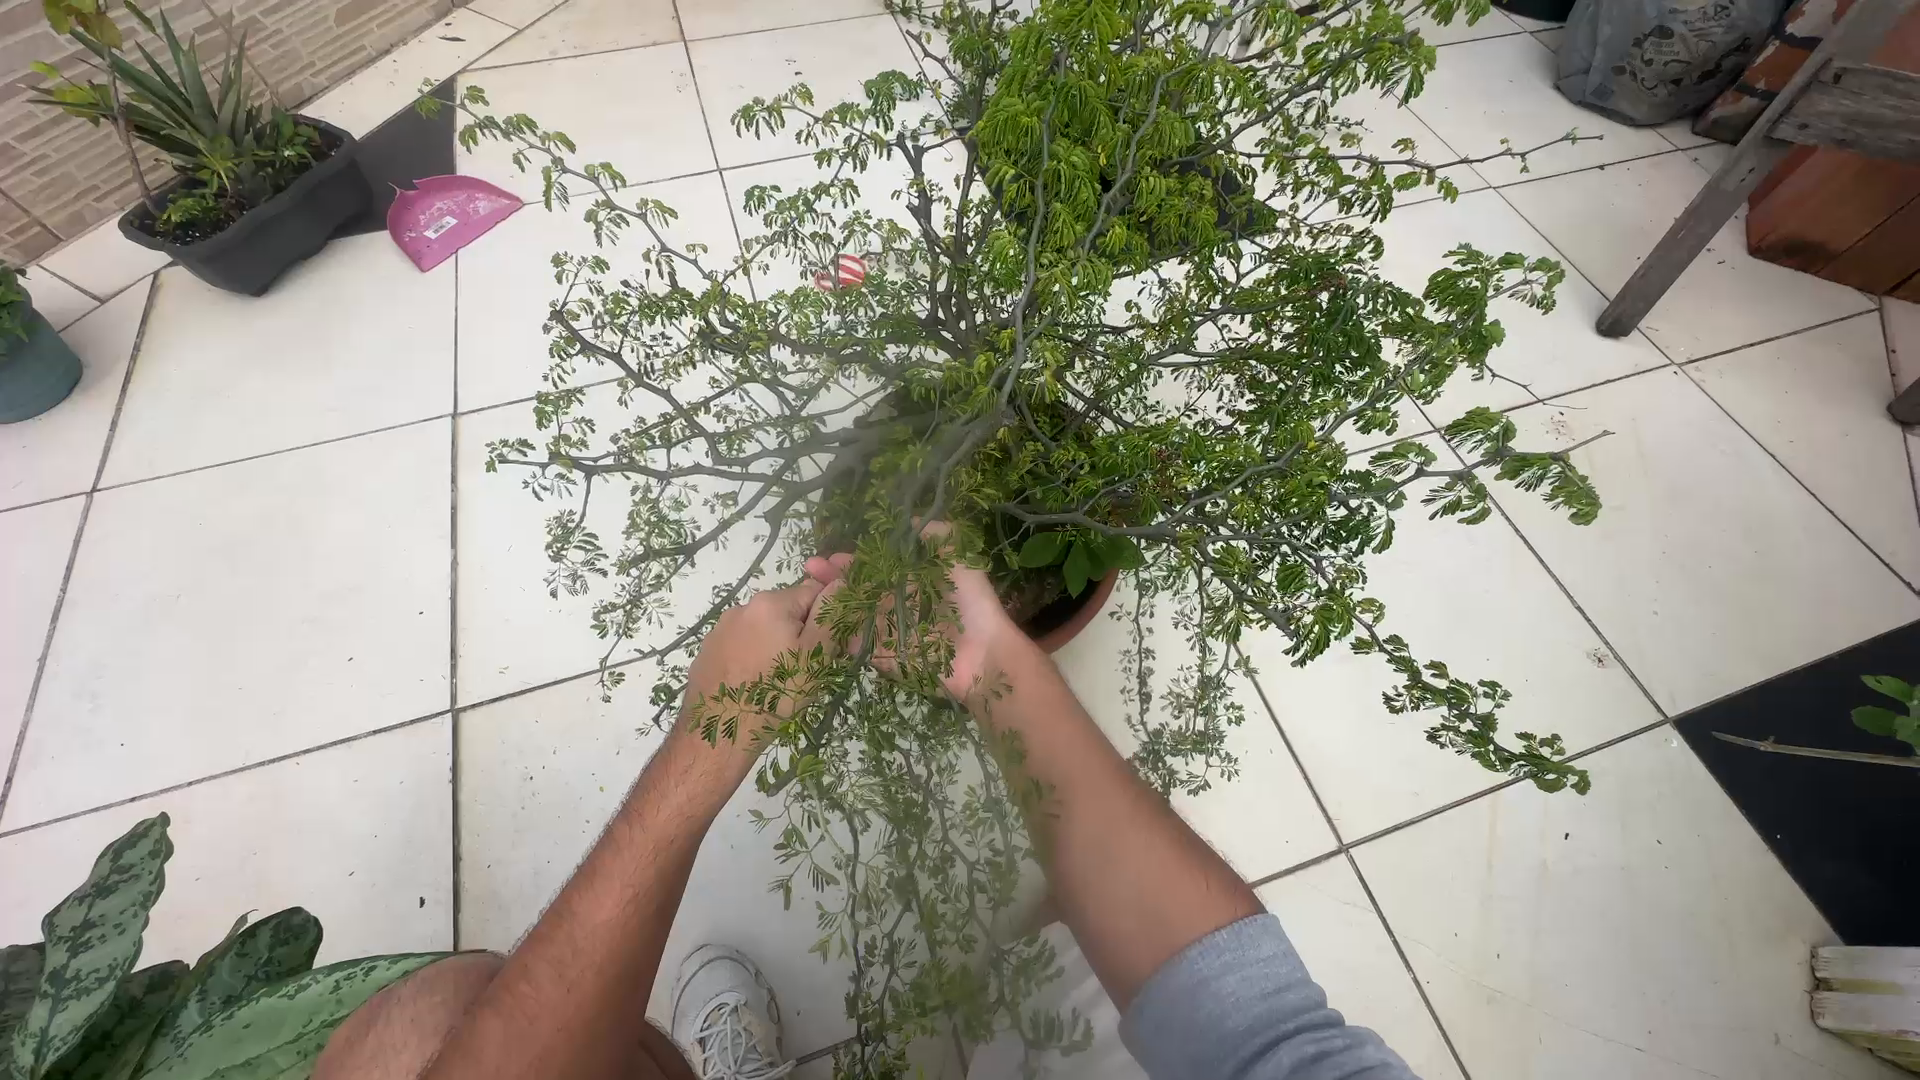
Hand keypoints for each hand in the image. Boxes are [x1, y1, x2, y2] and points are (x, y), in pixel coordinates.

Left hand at [677, 576, 842, 776]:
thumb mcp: (814, 655)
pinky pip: (742, 646)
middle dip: (802, 633)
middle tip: (807, 670)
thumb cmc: (776, 694)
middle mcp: (742, 607)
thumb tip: (841, 582)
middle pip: (788, 611)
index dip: (829, 620)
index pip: (815, 593)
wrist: (718, 734)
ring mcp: (720, 630)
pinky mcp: (708, 652)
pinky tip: (755, 685)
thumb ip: (829, 615)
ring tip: (779, 682)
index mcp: (771, 603)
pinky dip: (754, 658)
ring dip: (777, 646)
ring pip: (764, 629)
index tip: (832, 648)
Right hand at [803, 524, 1026, 698]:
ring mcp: (891, 633)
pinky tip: (817, 622)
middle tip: (810, 567)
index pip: (876, 568)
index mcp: (914, 582)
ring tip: (809, 590)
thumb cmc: (971, 602)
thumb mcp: (959, 556)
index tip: (830, 555)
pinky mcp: (886, 659)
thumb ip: (937, 534)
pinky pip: (858, 646)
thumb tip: (909, 518)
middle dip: (834, 579)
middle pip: (859, 590)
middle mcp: (899, 605)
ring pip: (853, 615)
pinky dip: (838, 635)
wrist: (982, 653)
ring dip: (831, 603)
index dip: (853, 561)